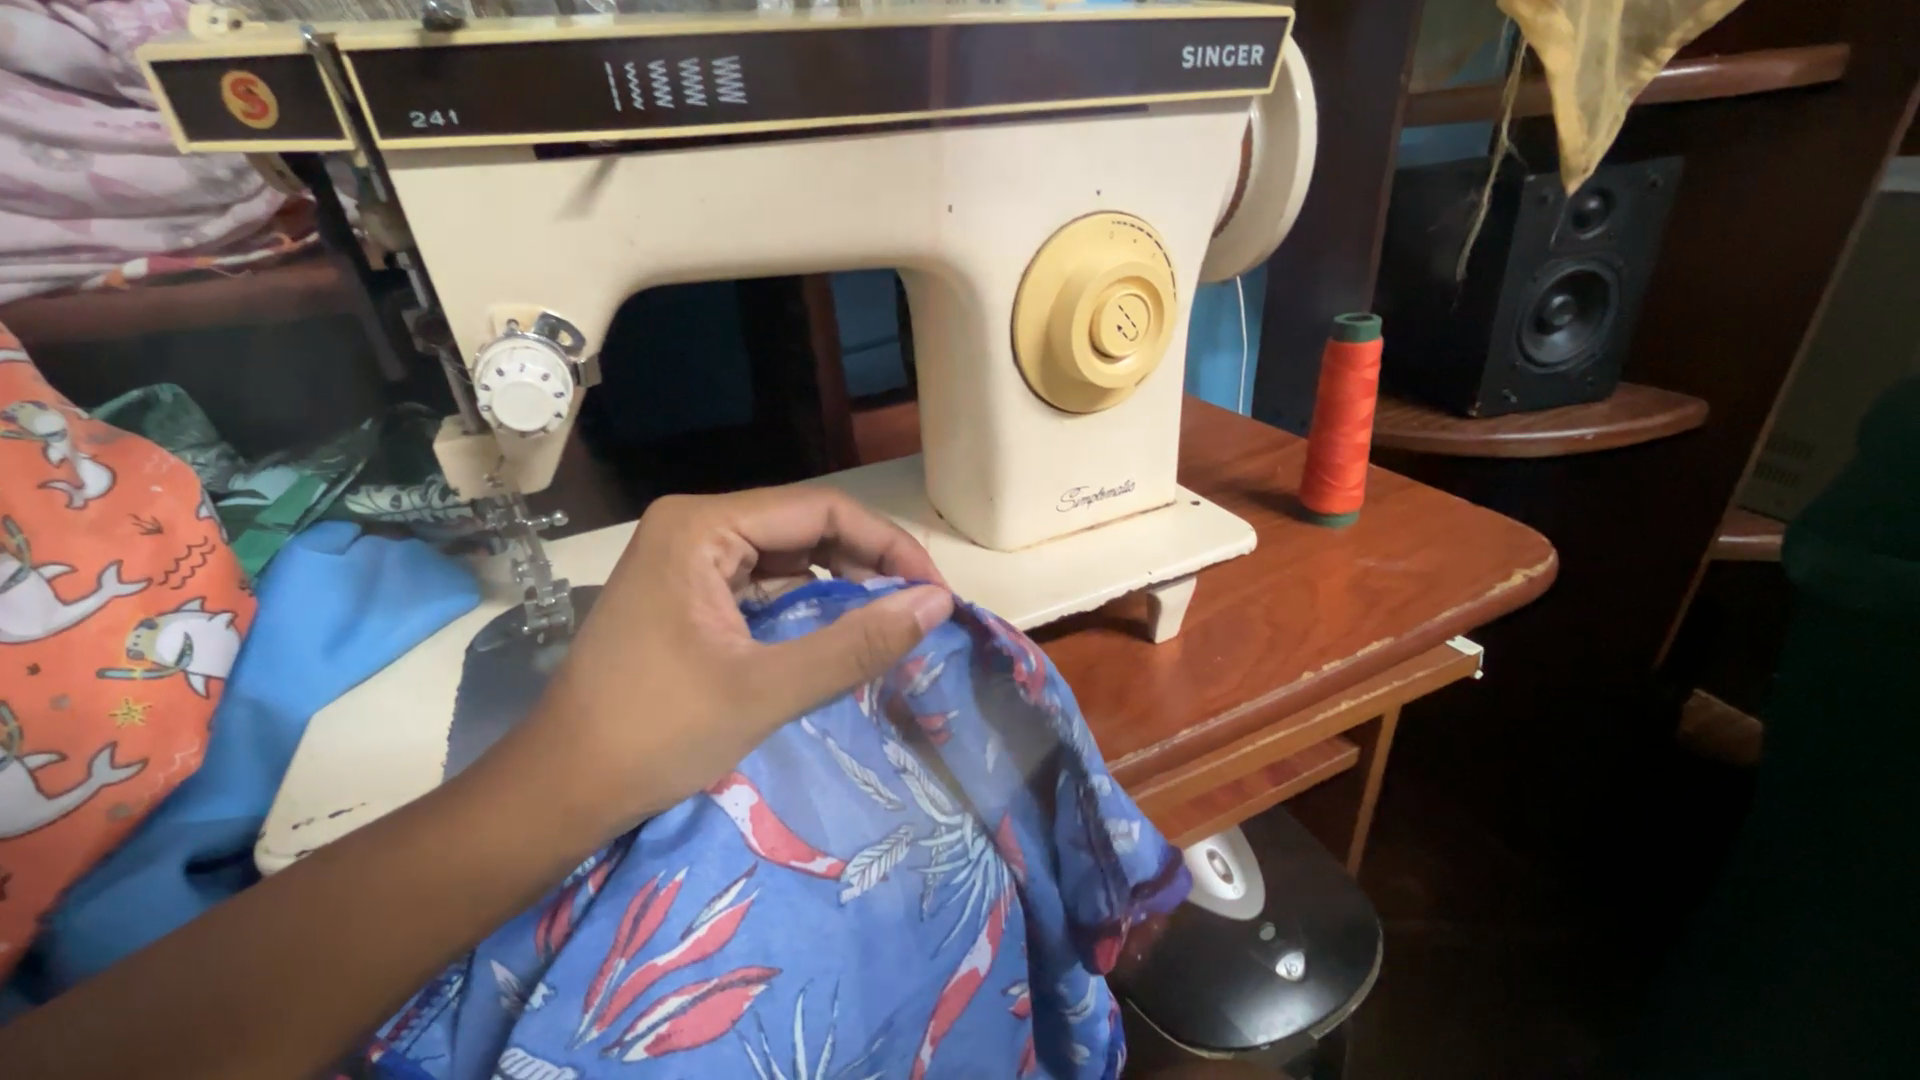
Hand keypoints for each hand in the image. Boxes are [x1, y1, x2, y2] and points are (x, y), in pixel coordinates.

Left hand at [508, 485, 953, 840]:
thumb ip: (855, 643)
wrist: (560, 790)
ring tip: (889, 623)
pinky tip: (838, 633)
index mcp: (702, 526)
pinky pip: (763, 586)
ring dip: (841, 586)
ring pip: (787, 557)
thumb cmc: (655, 734)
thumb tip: (937, 604)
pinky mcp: (687, 595)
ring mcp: (687, 560)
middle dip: (867, 565)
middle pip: (805, 528)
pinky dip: (806, 607)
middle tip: (919, 611)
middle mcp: (694, 526)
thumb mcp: (766, 689)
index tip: (935, 593)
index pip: (821, 511)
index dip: (889, 546)